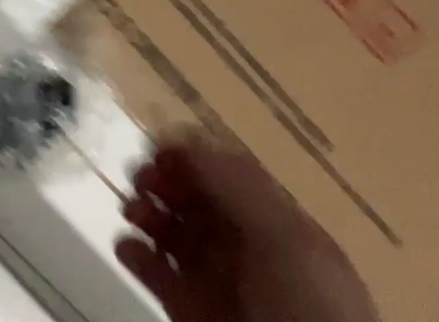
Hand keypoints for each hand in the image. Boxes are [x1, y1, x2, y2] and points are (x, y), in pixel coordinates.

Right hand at [116, 137, 378, 321]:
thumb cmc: (308, 312)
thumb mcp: (286, 243)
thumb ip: (237, 188)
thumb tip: (183, 133)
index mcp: (277, 226)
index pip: (226, 174)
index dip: (190, 155)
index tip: (157, 146)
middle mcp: (242, 246)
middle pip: (189, 196)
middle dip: (159, 179)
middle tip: (141, 179)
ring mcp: (211, 276)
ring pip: (165, 227)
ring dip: (141, 210)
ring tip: (133, 214)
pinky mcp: (183, 304)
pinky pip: (148, 267)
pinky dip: (132, 252)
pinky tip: (130, 249)